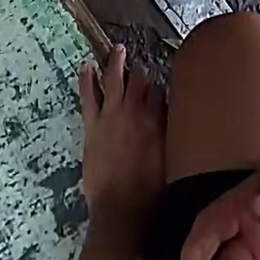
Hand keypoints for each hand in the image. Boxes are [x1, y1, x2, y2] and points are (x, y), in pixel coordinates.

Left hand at [78, 45, 165, 238]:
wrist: (123, 210)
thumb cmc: (151, 194)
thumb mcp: (171, 163)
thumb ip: (170, 139)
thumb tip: (172, 126)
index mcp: (160, 122)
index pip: (161, 92)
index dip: (158, 89)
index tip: (157, 89)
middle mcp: (138, 112)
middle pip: (141, 80)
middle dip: (140, 74)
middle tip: (139, 72)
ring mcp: (113, 115)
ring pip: (116, 78)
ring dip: (117, 61)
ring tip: (118, 49)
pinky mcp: (93, 124)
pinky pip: (89, 94)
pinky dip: (87, 78)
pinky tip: (86, 65)